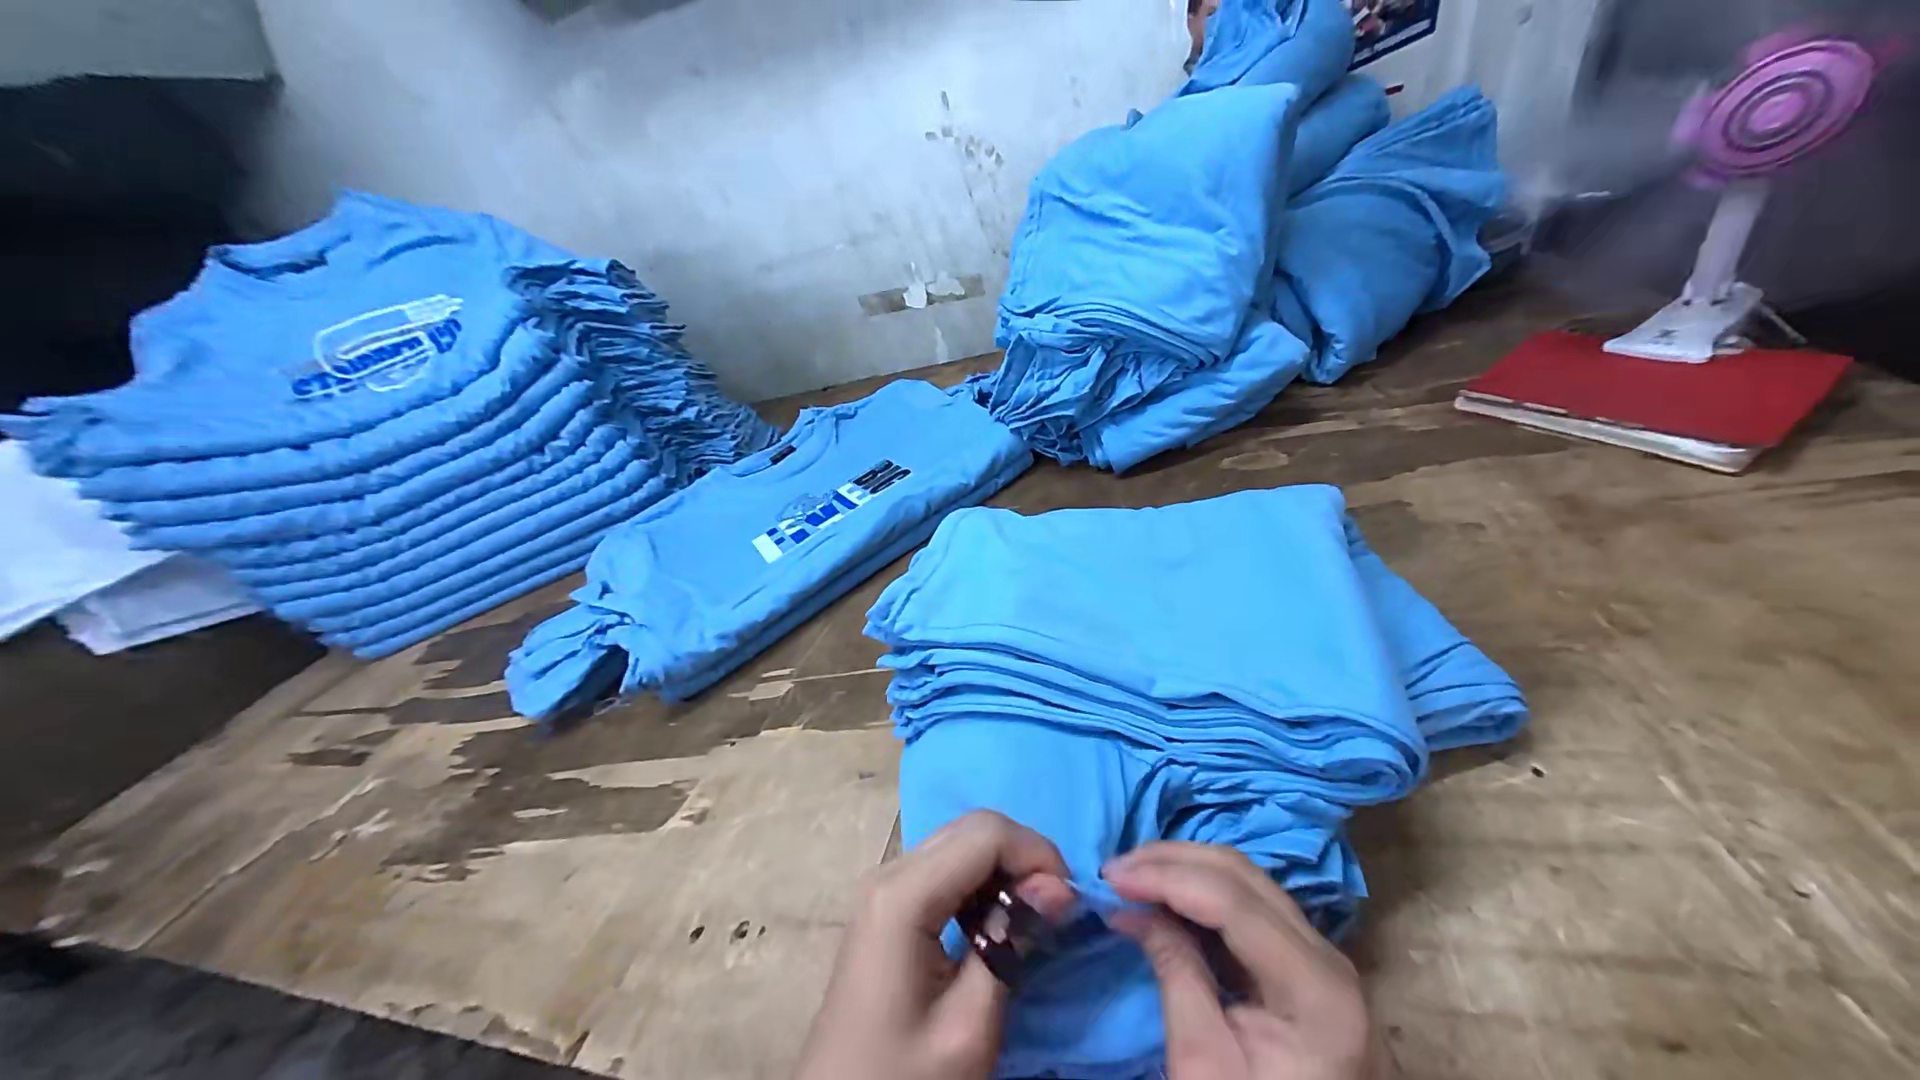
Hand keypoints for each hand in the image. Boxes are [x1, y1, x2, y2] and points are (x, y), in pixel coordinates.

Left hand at [795, 811, 1075, 1079]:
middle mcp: (889, 871)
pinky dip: (983, 878)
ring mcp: (884, 882)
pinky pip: (946, 864)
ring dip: (1006, 866)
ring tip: (1033, 916)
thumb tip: (1055, 889)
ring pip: (962, 840)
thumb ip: (1012, 945)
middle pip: (973, 828)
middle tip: (1055, 909)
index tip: (1068, 902)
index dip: (1036, 854)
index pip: (985, 833)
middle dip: (1024, 856)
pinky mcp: (888, 899)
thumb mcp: (968, 1028)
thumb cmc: (902, 1076)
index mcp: (902, 895)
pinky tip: (996, 919)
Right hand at [1103, 843, 1381, 1079]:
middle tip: (1115, 871)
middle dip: (1170, 861)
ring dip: (1183, 868)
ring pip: (1245, 878)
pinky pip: (1248, 901)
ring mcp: (1320, 954)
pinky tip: (1164, 894)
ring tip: (1132, 877)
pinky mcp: (1305, 961)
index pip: (1231, 901)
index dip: (1165, 877)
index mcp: (1315, 988)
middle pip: (1240, 875)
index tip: (1110, 878)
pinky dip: (1200, 889)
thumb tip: (1131, 908)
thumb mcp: (1203, 1064)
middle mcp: (1327, 955)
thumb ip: (1174, 972)